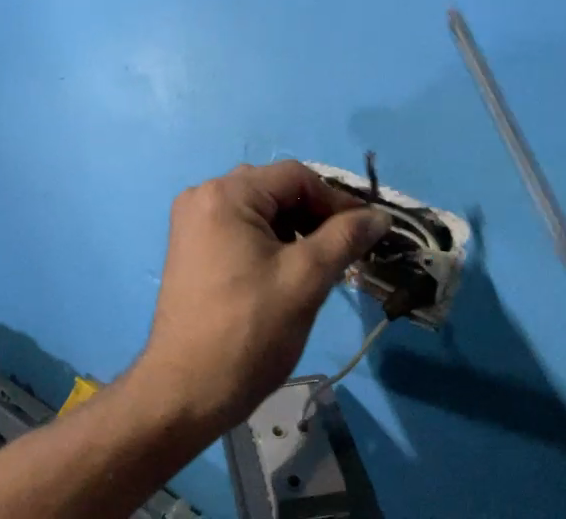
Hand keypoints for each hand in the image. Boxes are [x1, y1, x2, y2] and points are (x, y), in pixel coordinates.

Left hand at [127, 161, 390, 435]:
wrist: (187, 389)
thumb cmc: (249, 330)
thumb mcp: (305, 279)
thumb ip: (344, 238)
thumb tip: (378, 216)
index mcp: (225, 194)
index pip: (294, 176)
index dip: (335, 199)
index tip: (366, 232)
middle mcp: (202, 196)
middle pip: (273, 188)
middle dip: (314, 214)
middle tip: (346, 250)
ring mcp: (192, 223)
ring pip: (257, 210)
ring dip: (294, 229)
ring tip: (322, 264)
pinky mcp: (191, 248)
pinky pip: (239, 228)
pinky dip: (269, 241)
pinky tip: (289, 271)